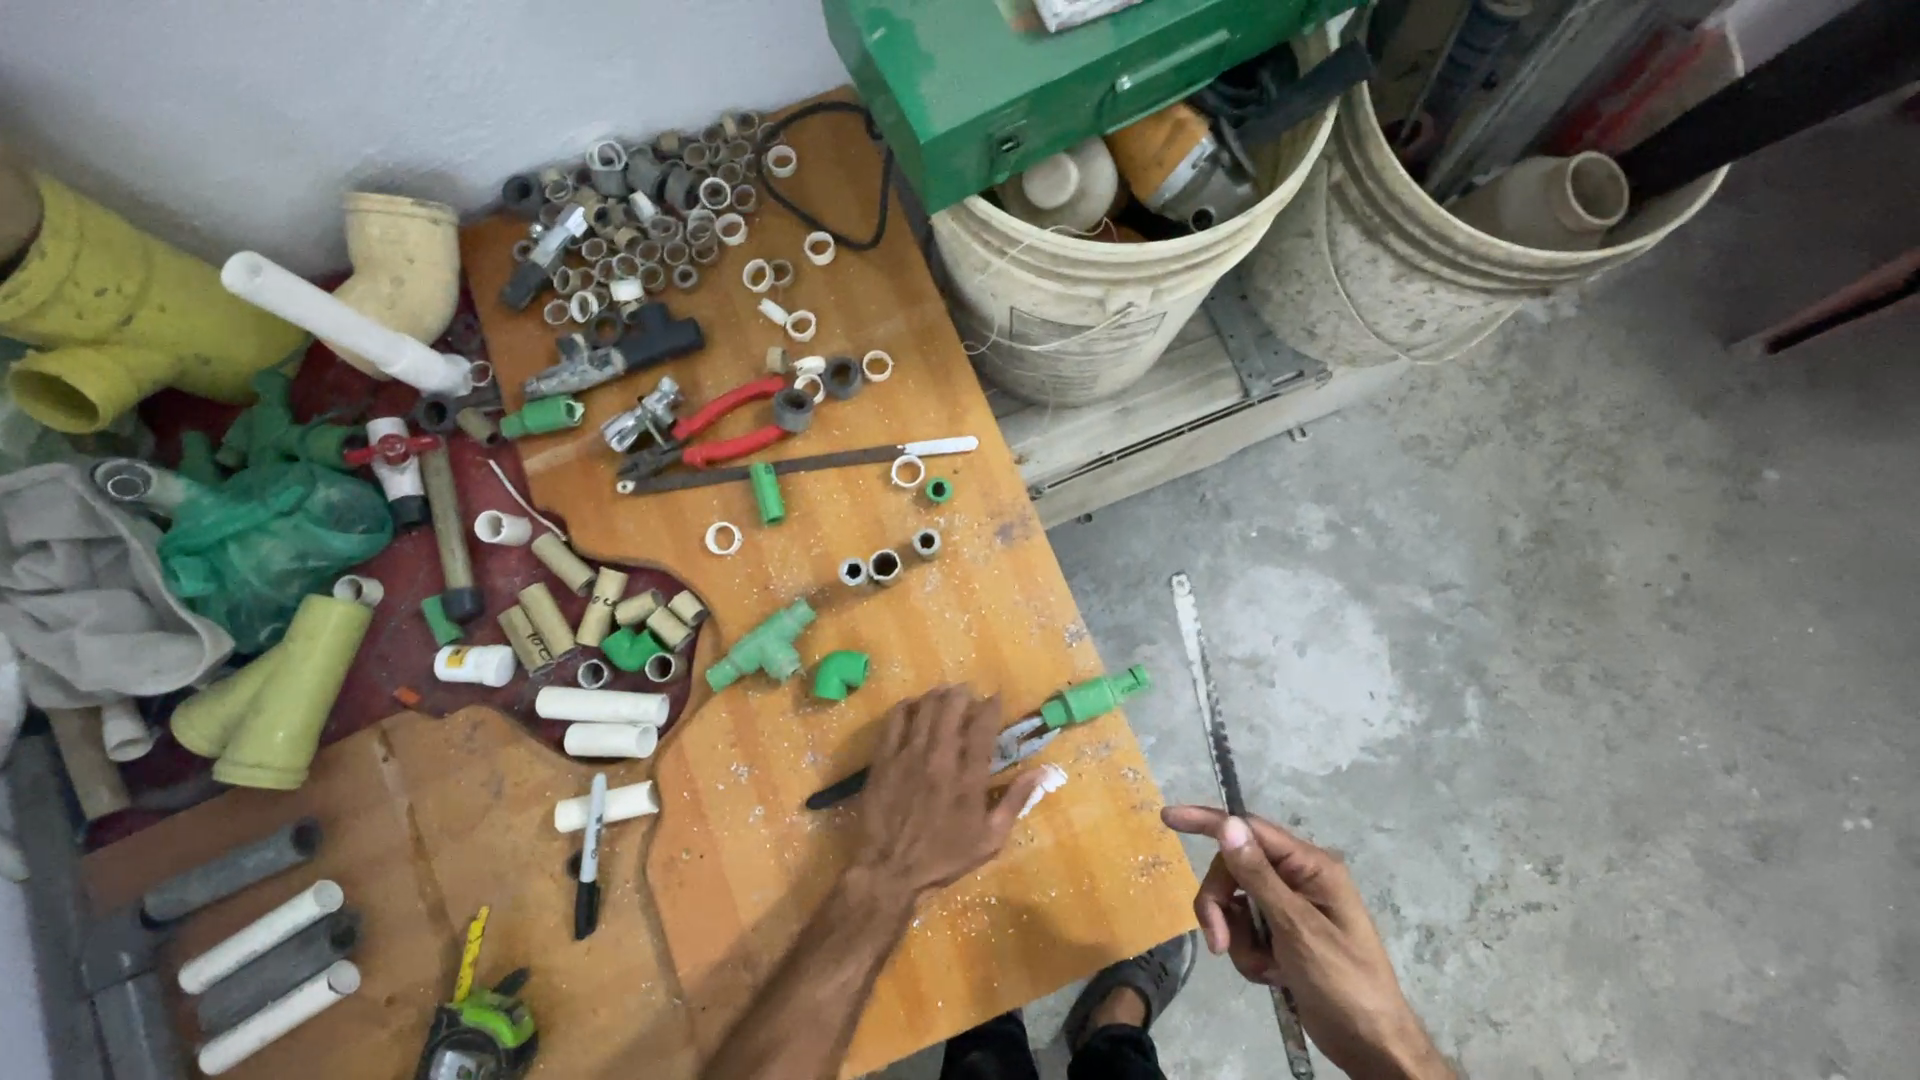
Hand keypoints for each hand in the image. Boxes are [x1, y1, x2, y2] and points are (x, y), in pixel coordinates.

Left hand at [851, 686, 1047, 899]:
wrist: (890, 870)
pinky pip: (894, 721)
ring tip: (944, 693)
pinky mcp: (884, 760)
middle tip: (968, 692)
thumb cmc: (944, 857)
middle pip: (952, 709)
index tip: (995, 697)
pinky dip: (906, 707)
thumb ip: (1016, 800)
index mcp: (969, 778)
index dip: (991, 706)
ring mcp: (908, 756)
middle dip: (963, 695)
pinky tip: (913, 705)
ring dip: (937, 696)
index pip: (983, 728)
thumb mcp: (990, 838)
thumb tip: (1043, 771)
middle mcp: (940, 759)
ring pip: (924, 709)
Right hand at [1163, 806, 1452, 1079]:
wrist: (1372, 1047)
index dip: (1207, 822)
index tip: (1168, 818)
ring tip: (1262, 969)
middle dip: (1220, 904)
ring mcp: (1289, 908)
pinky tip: (1272, 976)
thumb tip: (1227, 824)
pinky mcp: (1282, 935)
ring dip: (1237, 937)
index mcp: (1310, 866)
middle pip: (1234, 869)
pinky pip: (1244, 930)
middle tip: (1218, 941)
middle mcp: (1298, 879)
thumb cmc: (1344, 983)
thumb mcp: (1297, 928)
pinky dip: (1248, 954)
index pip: (1249, 830)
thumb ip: (1258, 876)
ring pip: (1234, 903)